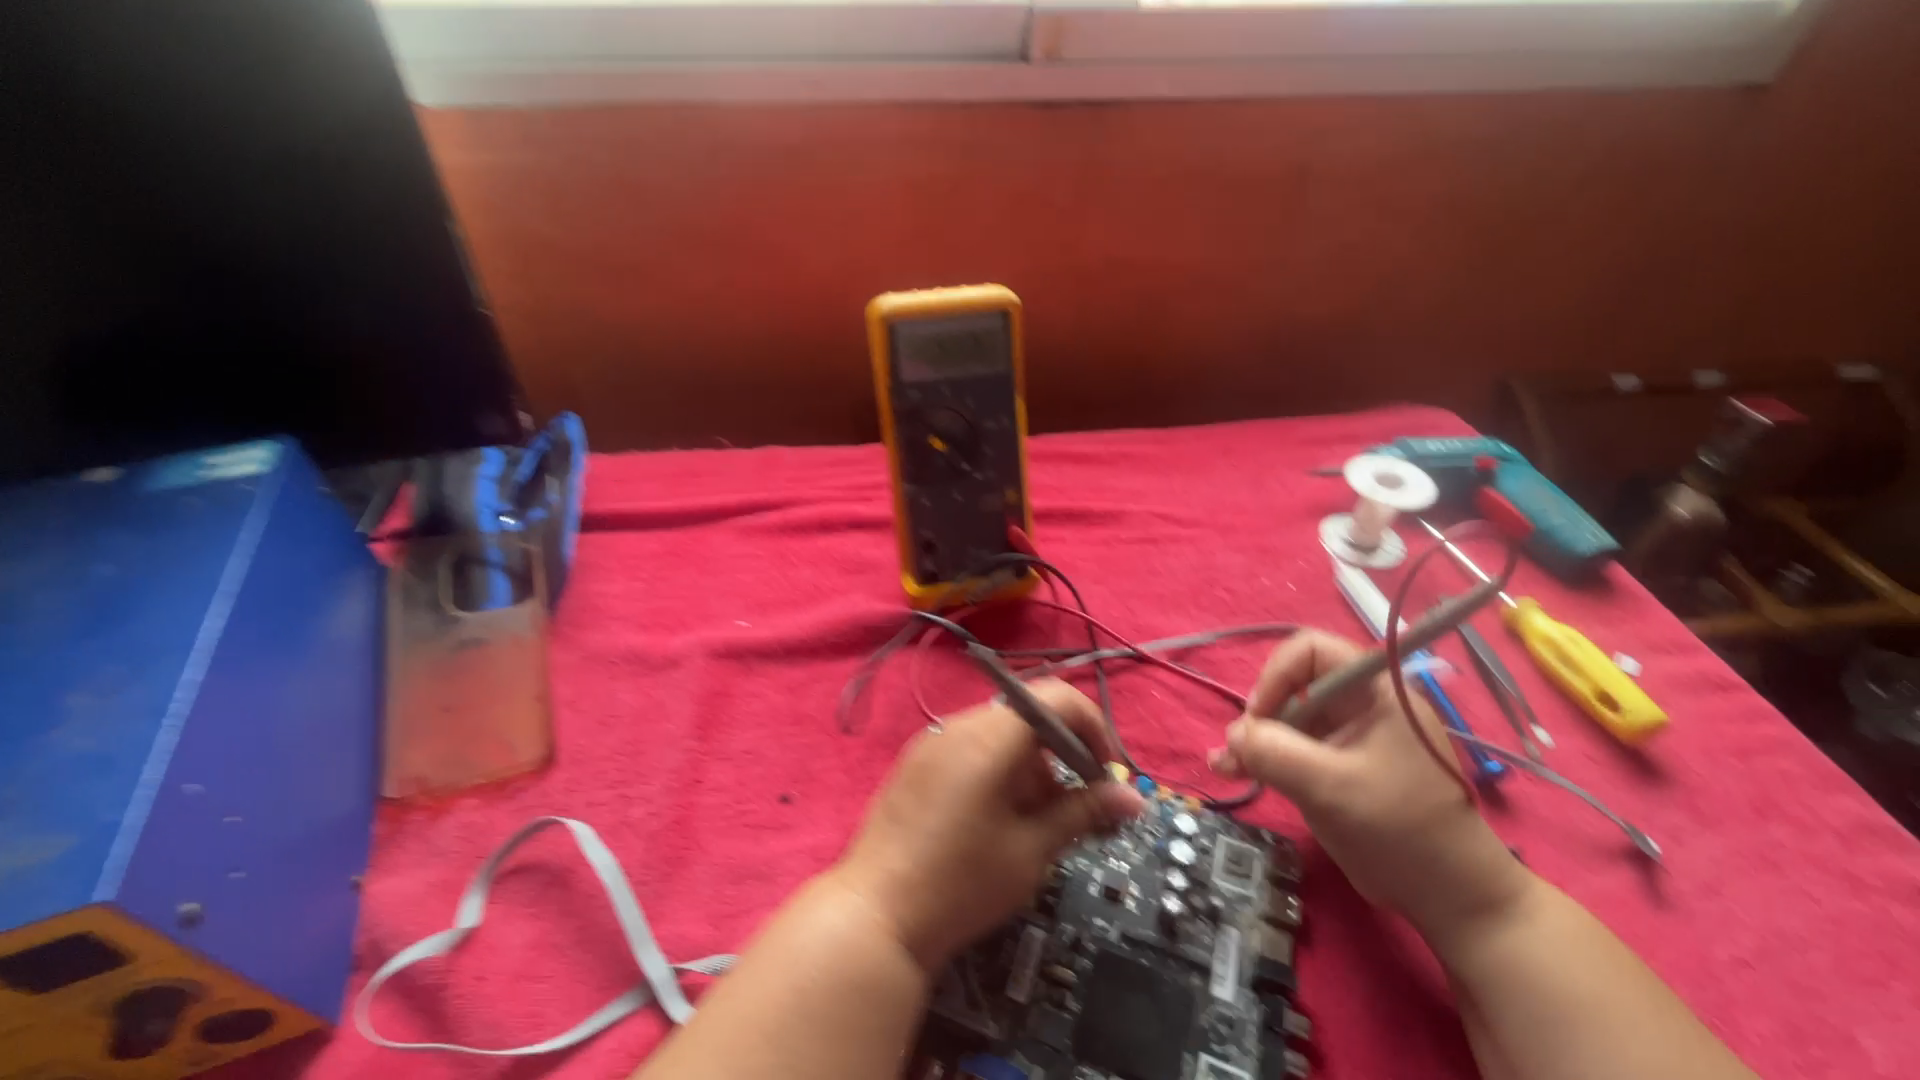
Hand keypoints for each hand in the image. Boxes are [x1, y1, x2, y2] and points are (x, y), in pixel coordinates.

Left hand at [830, 680, 1145, 972]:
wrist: (874, 917)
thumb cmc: (961, 883)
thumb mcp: (1032, 850)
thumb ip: (1083, 813)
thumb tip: (1133, 799)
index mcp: (989, 736)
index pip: (1055, 698)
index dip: (1093, 729)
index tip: (1105, 777)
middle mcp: (957, 727)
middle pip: (1027, 715)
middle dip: (1062, 754)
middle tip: (1075, 808)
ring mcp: (930, 745)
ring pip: (998, 735)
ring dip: (1031, 767)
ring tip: (1035, 826)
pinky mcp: (914, 768)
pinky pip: (969, 752)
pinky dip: (998, 773)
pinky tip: (997, 823)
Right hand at [1209, 630, 1531, 942]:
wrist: (1451, 895)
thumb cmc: (1399, 828)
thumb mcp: (1330, 787)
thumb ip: (1274, 752)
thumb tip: (1232, 736)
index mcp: (1376, 692)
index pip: (1312, 651)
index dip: (1276, 676)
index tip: (1258, 719)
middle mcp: (1365, 706)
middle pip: (1295, 687)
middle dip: (1260, 717)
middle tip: (1236, 755)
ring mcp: (1355, 738)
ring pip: (1291, 721)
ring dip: (1256, 742)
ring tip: (1226, 769)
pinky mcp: (1344, 768)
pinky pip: (1297, 750)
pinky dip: (1267, 760)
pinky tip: (1238, 774)